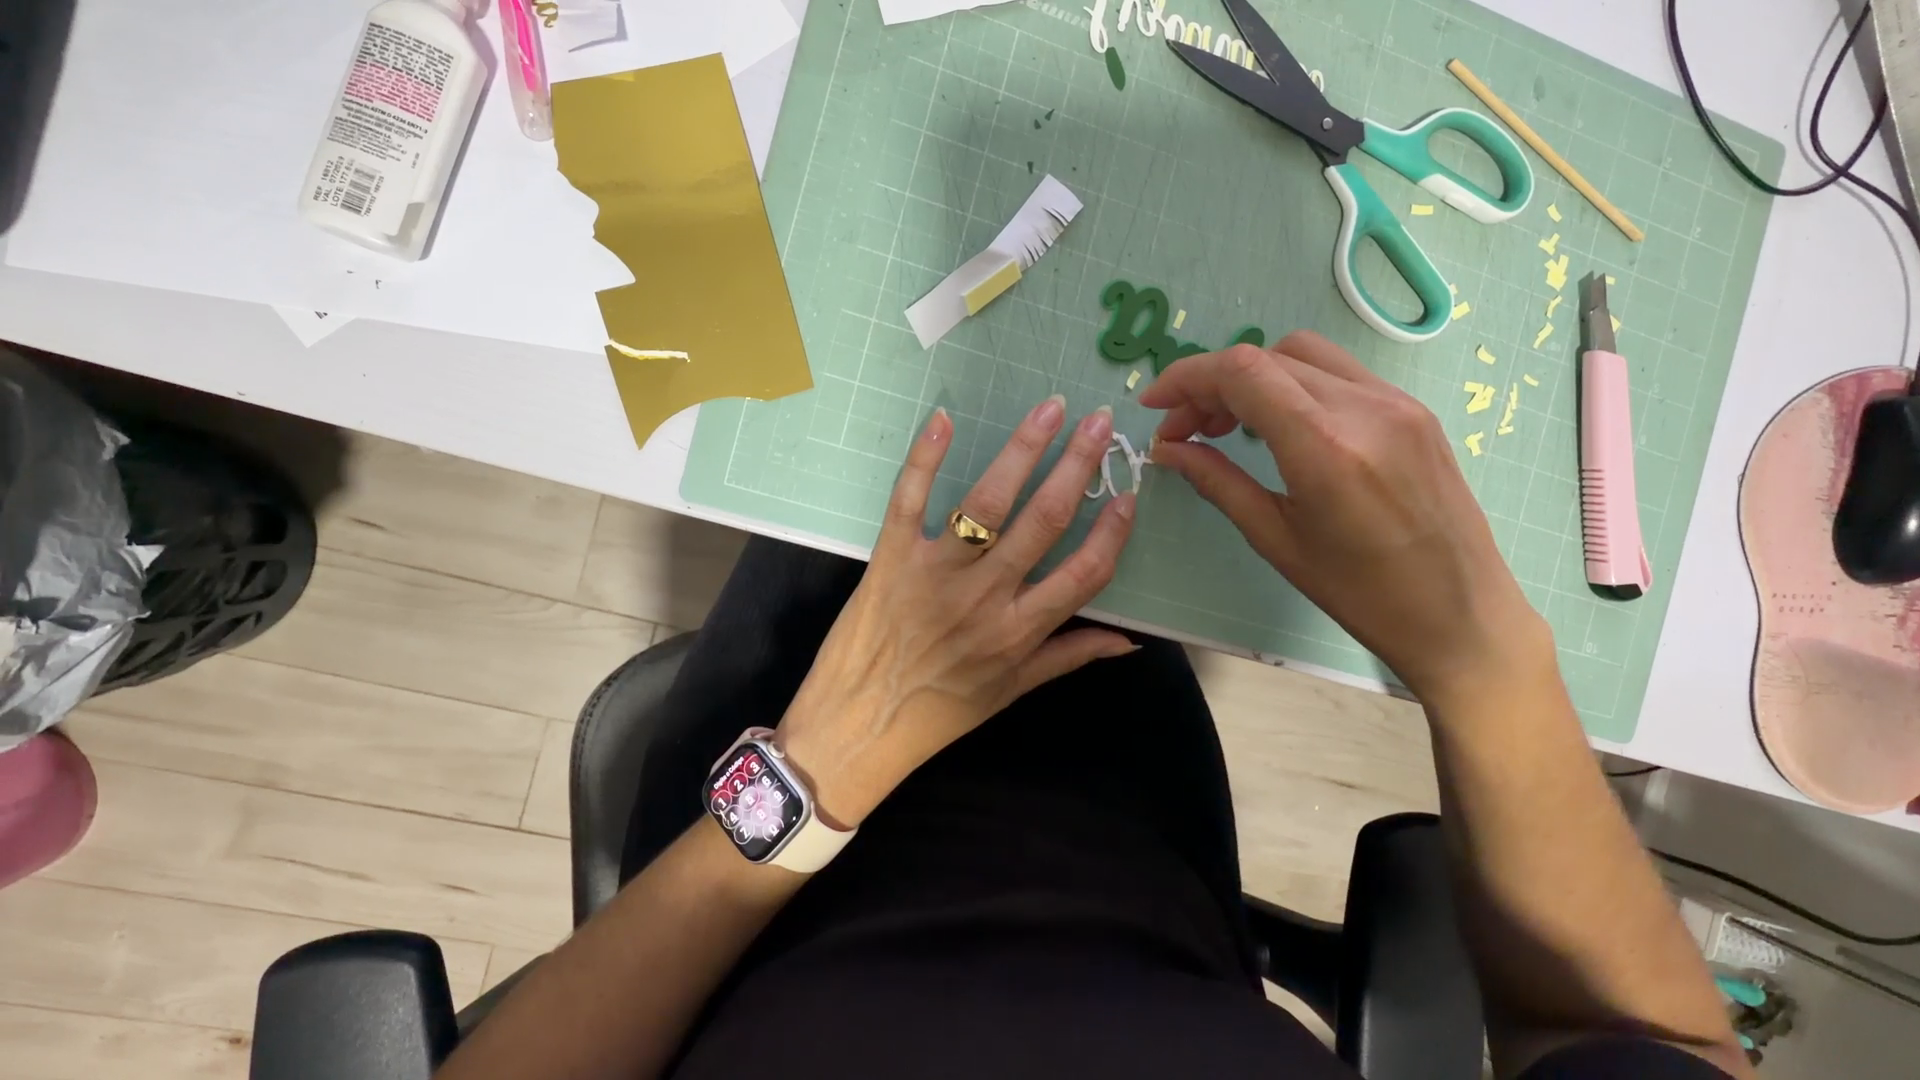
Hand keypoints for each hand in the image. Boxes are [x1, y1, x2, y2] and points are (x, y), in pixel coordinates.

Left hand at [776, 397, 1137, 826]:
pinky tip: (944, 418)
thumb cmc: (938, 712)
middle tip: (1100, 422)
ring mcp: (936, 573)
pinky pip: (909, 500)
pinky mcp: (891, 558)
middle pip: (1044, 521)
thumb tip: (1129, 640)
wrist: (858, 726)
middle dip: (1077, 466)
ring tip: (1050, 409)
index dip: (1112, 531)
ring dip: (1022, 450)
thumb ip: (1069, 657)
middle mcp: (986, 596)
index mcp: (1020, 631)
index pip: (1085, 572)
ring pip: (988, 502)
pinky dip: (925, 458)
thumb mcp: (1011, 692)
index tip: (1128, 493)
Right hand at [1139, 332, 1551, 709]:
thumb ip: (1217, 482)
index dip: (1186, 378)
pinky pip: (1338, 373)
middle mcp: (1363, 407)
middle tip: (1186, 432)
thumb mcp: (1275, 539)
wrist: (1462, 614)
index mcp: (1324, 446)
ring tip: (1230, 426)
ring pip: (1303, 354)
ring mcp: (1396, 402)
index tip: (1155, 407)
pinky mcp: (1414, 409)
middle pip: (1266, 357)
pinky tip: (1282, 426)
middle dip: (1211, 385)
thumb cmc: (1361, 594)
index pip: (1241, 372)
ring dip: (1253, 378)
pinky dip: (1294, 384)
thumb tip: (1168, 451)